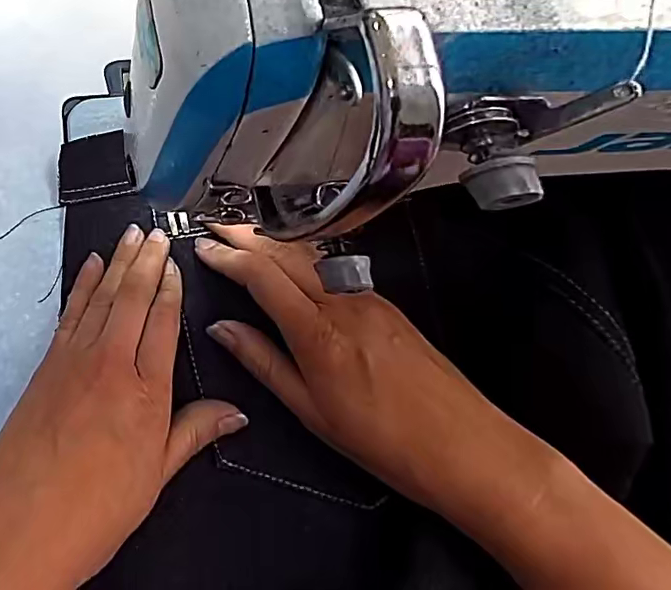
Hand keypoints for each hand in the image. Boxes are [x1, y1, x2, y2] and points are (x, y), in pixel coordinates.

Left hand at [0, 225, 244, 589]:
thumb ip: (195, 432)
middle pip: (135, 296)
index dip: (172, 287)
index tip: (176, 264)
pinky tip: (91, 264)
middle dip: (148, 259)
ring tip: (132, 234)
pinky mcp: (49, 362)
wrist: (20, 524)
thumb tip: (234, 414)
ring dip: (119, 260)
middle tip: (157, 232)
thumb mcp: (157, 476)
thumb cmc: (91, 508)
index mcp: (146, 390)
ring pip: (104, 294)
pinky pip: (71, 310)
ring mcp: (77, 357)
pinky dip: (83, 283)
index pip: (164, 320)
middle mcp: (112, 363)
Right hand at [191, 224, 553, 521]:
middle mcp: (342, 301)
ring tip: (245, 235)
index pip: (262, 275)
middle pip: (284, 251)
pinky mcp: (382, 299)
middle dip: (245, 234)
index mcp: (319, 332)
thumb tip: (225, 331)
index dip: (227, 256)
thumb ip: (263, 362)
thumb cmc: (390, 441)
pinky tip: (292, 259)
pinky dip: (301, 253)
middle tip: (216, 226)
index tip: (205, 248)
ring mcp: (366, 294)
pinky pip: (331, 263)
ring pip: (308, 252)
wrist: (466, 444)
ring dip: (272, 239)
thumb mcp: (312, 411)